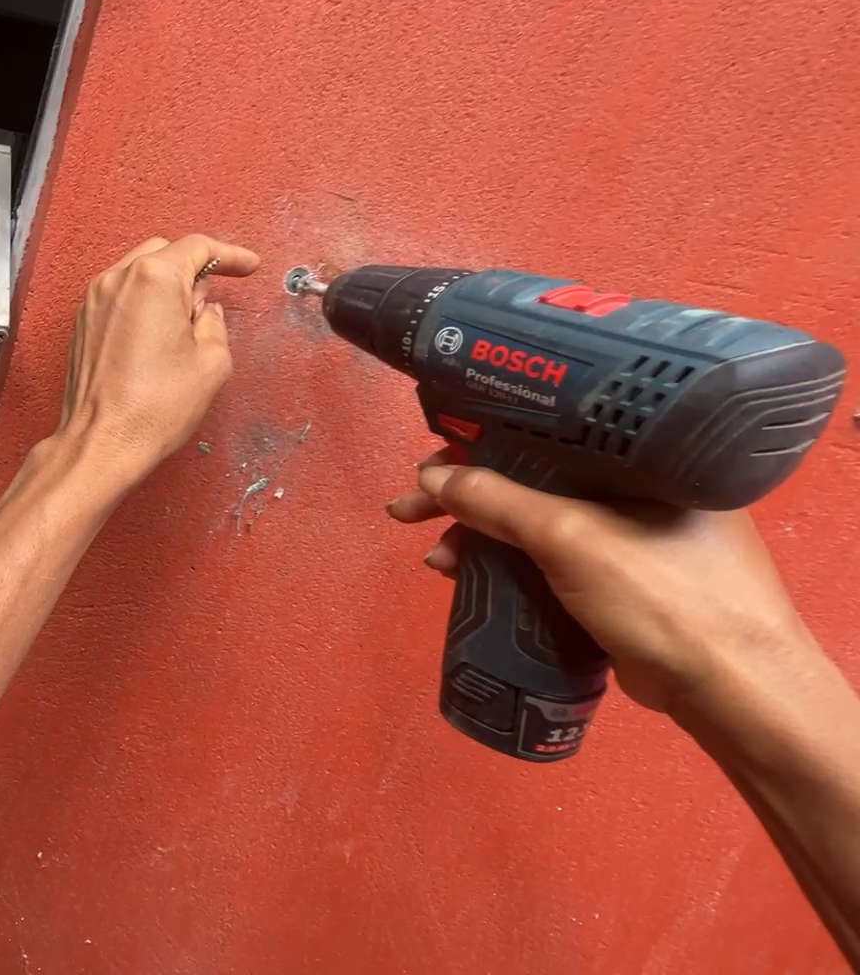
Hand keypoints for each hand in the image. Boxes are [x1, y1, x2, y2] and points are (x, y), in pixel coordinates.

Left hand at [56, 235, 259, 489]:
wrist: (102, 441)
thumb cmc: (156, 406)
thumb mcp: (212, 361)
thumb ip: (214, 322)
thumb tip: (204, 311)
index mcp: (152, 278)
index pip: (197, 247)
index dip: (229, 254)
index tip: (248, 267)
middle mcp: (116, 280)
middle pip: (162, 253)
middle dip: (193, 268)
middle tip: (213, 297)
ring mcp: (93, 302)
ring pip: (136, 273)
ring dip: (165, 285)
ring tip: (184, 321)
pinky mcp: (81, 325)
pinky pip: (117, 296)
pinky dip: (140, 302)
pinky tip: (155, 333)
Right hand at [386, 456, 815, 714]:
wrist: (729, 695)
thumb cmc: (662, 598)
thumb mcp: (568, 538)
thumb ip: (496, 501)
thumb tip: (429, 477)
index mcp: (647, 467)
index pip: (545, 439)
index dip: (479, 447)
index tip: (431, 465)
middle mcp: (636, 494)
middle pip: (525, 482)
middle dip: (460, 499)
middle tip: (406, 512)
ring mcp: (623, 539)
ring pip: (524, 523)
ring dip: (471, 536)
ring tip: (436, 561)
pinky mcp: (609, 579)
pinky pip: (536, 556)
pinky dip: (495, 562)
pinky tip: (462, 574)